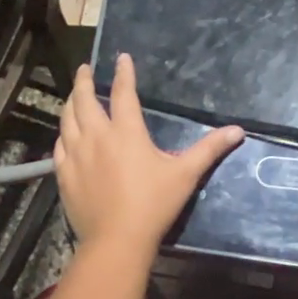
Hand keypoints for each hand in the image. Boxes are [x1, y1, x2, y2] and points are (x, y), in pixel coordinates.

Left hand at [54, 54, 244, 251]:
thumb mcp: (185, 174)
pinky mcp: (64, 175)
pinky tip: (65, 134)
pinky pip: (59, 146)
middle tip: (85, 69)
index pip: (123, 92)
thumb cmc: (154, 204)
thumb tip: (237, 130)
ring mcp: (76, 155)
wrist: (117, 240)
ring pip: (67, 120)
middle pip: (84, 99)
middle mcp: (96, 136)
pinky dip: (63, 134)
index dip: (123, 73)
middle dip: (84, 81)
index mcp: (126, 132)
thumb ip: (209, 149)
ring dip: (71, 102)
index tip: (122, 58)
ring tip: (74, 95)